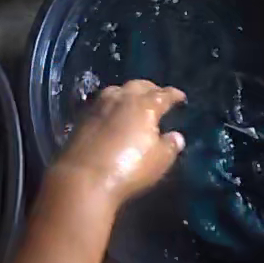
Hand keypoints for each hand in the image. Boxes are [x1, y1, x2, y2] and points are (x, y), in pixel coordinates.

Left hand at [53, 80, 186, 205]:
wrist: (84, 177)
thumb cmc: (129, 169)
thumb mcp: (159, 161)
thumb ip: (170, 146)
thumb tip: (176, 136)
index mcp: (144, 106)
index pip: (163, 95)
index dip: (174, 95)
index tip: (181, 97)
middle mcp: (121, 98)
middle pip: (138, 86)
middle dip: (151, 89)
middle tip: (158, 95)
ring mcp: (99, 105)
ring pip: (117, 90)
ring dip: (129, 93)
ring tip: (135, 101)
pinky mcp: (83, 116)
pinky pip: (102, 102)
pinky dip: (112, 103)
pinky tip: (113, 112)